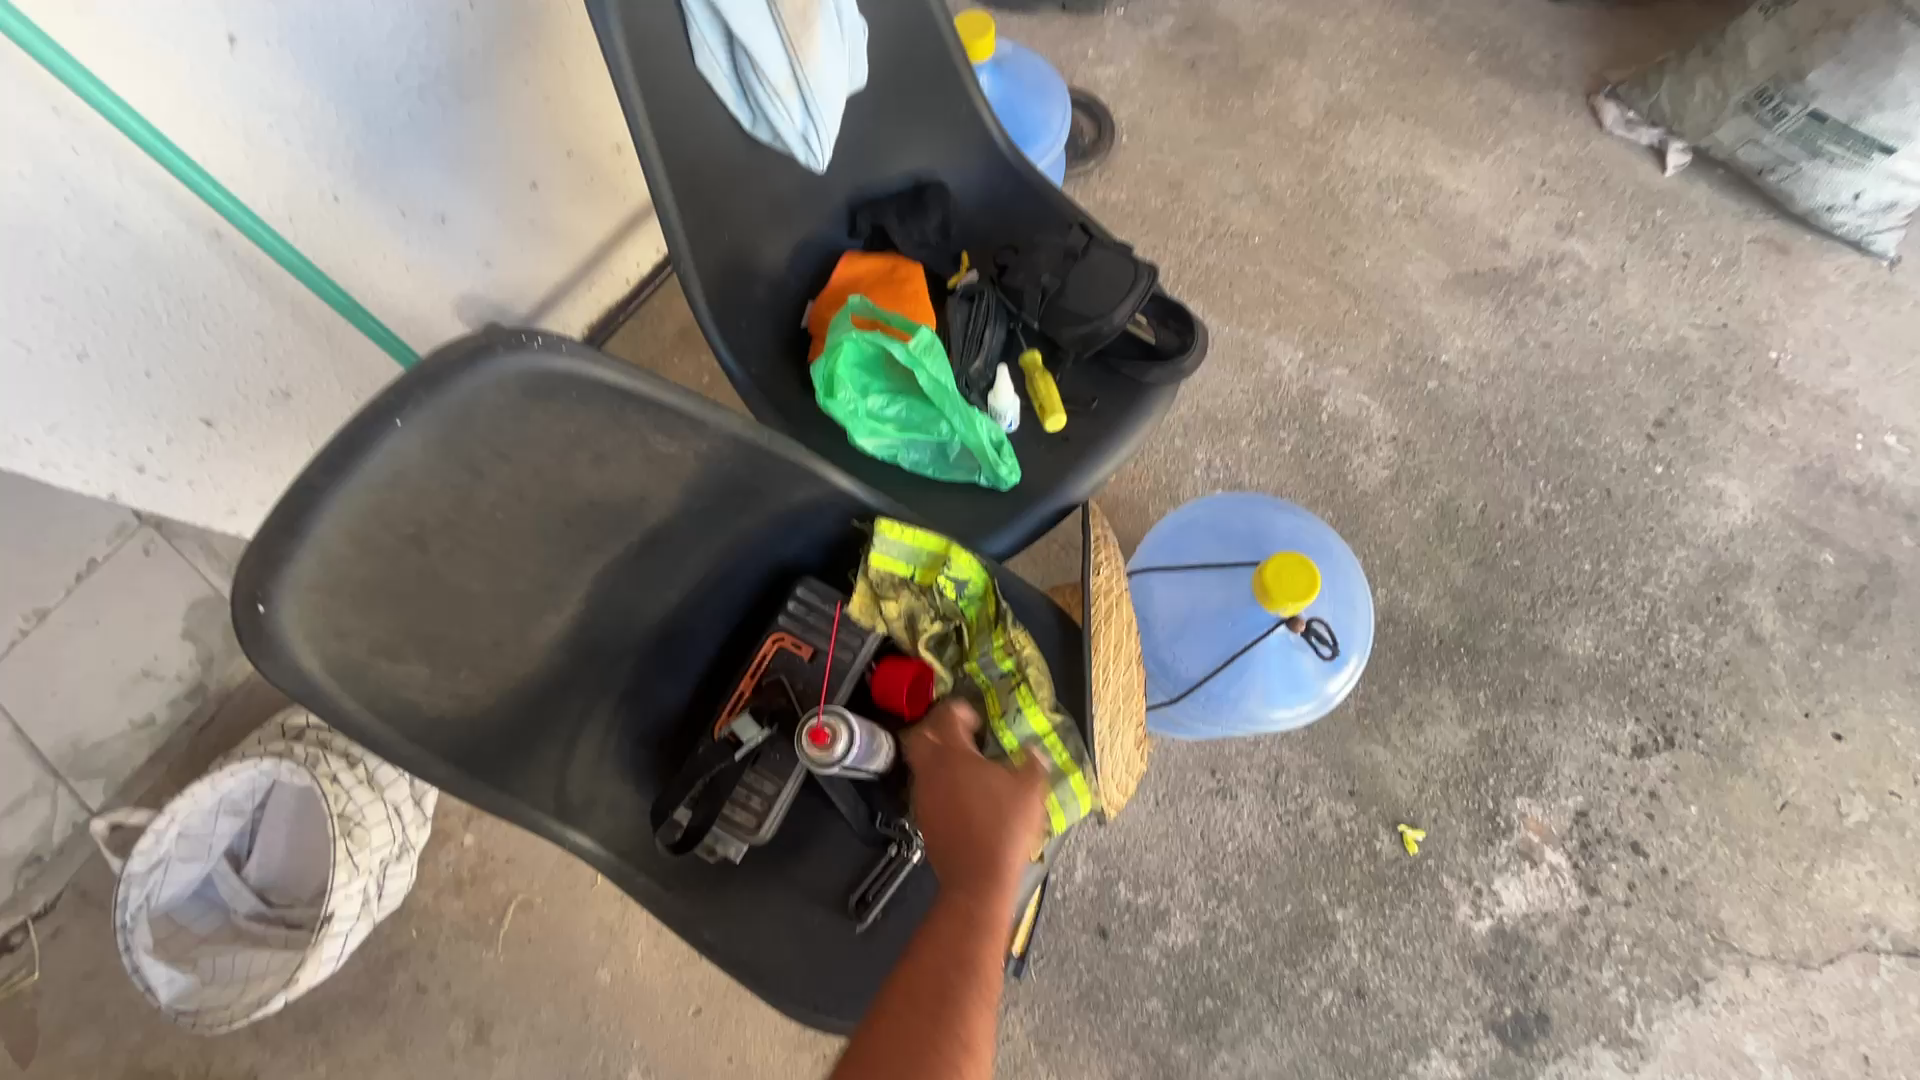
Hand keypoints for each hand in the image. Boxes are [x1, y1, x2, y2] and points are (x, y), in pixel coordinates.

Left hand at [901, 698, 1050, 906]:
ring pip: (921, 762)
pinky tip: (960, 793)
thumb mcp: (1030, 791)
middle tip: (961, 733)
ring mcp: (922, 793)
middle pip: (921, 734)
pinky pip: (925, 787)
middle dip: (938, 728)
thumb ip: (1032, 763)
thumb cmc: (1004, 828)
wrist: (977, 879)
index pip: (946, 715)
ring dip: (937, 756)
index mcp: (954, 754)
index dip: (959, 709)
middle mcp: (931, 769)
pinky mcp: (921, 816)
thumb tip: (1033, 750)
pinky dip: (938, 781)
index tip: (976, 718)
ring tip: (963, 764)